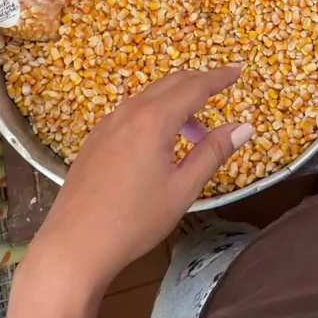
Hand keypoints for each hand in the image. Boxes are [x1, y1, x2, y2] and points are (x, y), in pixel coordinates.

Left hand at [26, 66, 252, 294]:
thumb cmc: (134, 221)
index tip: (239, 69)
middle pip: (171, 84)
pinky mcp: (95, 138)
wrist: (73, 247)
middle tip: (223, 90)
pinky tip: (161, 144)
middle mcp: (129, 112)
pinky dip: (156, 115)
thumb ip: (213, 152)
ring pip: (150, 97)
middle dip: (199, 83)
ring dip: (178, 104)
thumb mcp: (183, 189)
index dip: (219, 77)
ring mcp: (108, 123)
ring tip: (196, 135)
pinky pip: (133, 112)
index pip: (195, 87)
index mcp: (154, 120)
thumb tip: (244, 127)